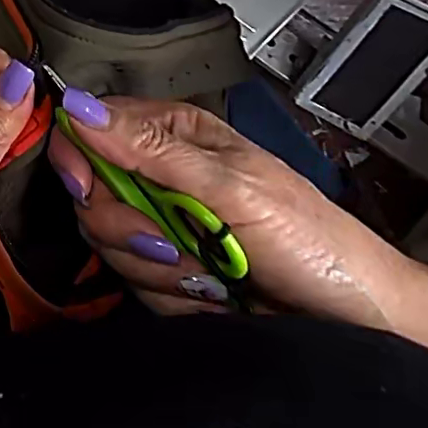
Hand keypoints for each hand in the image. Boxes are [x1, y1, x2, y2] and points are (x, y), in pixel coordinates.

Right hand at [49, 93, 418, 324]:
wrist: (349, 320)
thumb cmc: (310, 238)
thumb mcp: (229, 184)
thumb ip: (150, 148)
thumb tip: (80, 108)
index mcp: (175, 134)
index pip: (93, 127)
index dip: (78, 155)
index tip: (87, 188)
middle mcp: (160, 173)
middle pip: (91, 190)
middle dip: (128, 224)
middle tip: (171, 236)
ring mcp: (161, 223)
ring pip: (108, 240)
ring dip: (157, 264)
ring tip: (210, 268)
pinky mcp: (165, 269)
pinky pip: (132, 281)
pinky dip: (170, 293)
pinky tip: (211, 291)